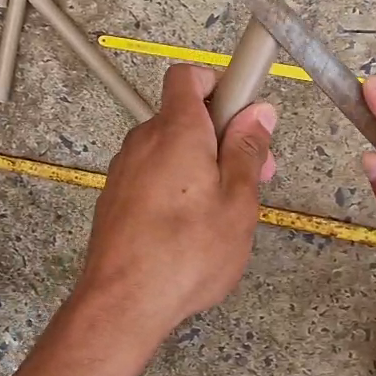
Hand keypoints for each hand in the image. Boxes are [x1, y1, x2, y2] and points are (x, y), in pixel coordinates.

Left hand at [76, 63, 277, 337]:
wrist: (123, 299)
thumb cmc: (185, 252)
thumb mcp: (237, 202)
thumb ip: (247, 151)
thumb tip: (258, 112)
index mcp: (176, 129)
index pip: (187, 76)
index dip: (217, 82)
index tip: (242, 111)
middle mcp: (145, 137)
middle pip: (184, 114)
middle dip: (221, 135)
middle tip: (252, 175)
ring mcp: (126, 164)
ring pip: (170, 147)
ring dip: (200, 163)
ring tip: (224, 210)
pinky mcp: (117, 191)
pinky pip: (153, 171)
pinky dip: (176, 182)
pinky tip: (191, 225)